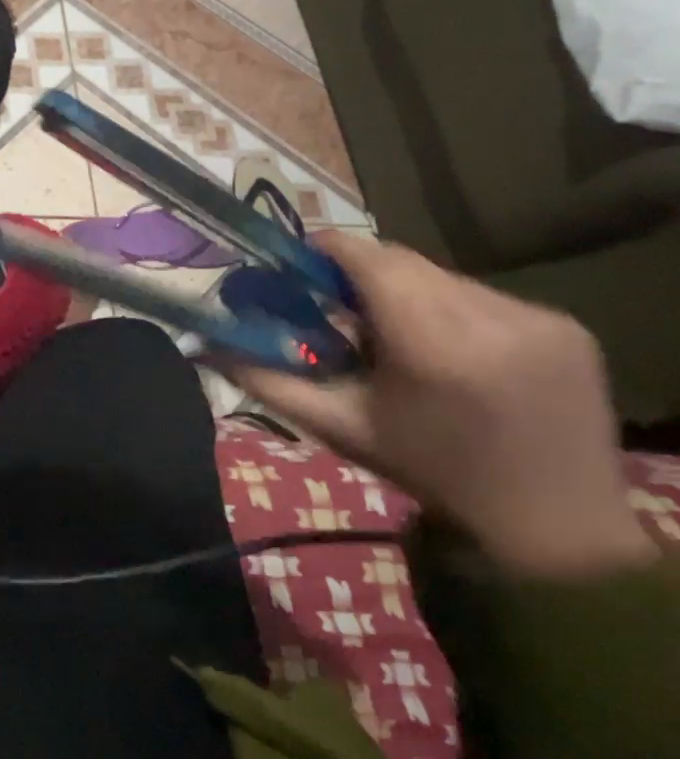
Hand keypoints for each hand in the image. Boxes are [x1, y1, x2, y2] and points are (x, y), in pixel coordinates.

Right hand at [229, 232, 655, 577]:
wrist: (552, 523)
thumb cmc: (430, 471)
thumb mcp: (338, 427)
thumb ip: (267, 380)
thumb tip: (204, 347)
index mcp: (433, 343)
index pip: (370, 258)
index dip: (327, 250)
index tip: (298, 264)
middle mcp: (493, 317)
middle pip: (405, 262)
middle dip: (363, 274)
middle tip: (336, 308)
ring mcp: (539, 319)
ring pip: (445, 277)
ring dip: (409, 293)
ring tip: (395, 337)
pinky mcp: (569, 327)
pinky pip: (487, 296)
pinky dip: (453, 310)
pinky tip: (453, 352)